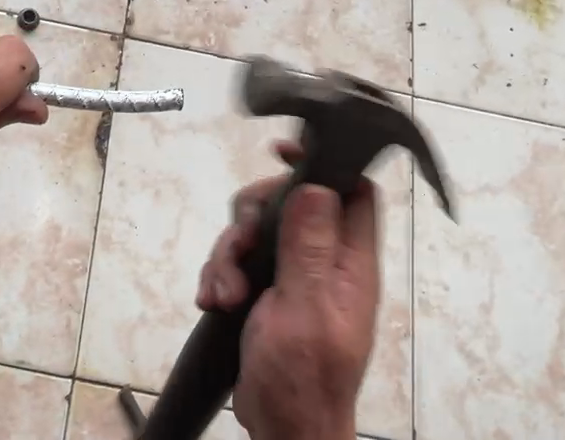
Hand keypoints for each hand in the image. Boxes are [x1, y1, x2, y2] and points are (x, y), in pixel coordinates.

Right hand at [196, 142, 381, 439]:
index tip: (282, 151)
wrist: (281, 430)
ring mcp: (293, 276)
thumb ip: (310, 247)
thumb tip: (316, 185)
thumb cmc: (303, 377)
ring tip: (223, 295)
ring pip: (254, 231)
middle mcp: (324, 261)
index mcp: (350, 263)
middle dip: (252, 219)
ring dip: (228, 255)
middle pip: (287, 202)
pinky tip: (212, 301)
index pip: (352, 191)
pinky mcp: (265, 290)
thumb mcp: (305, 309)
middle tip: (241, 246)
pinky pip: (236, 261)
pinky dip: (219, 275)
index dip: (322, 163)